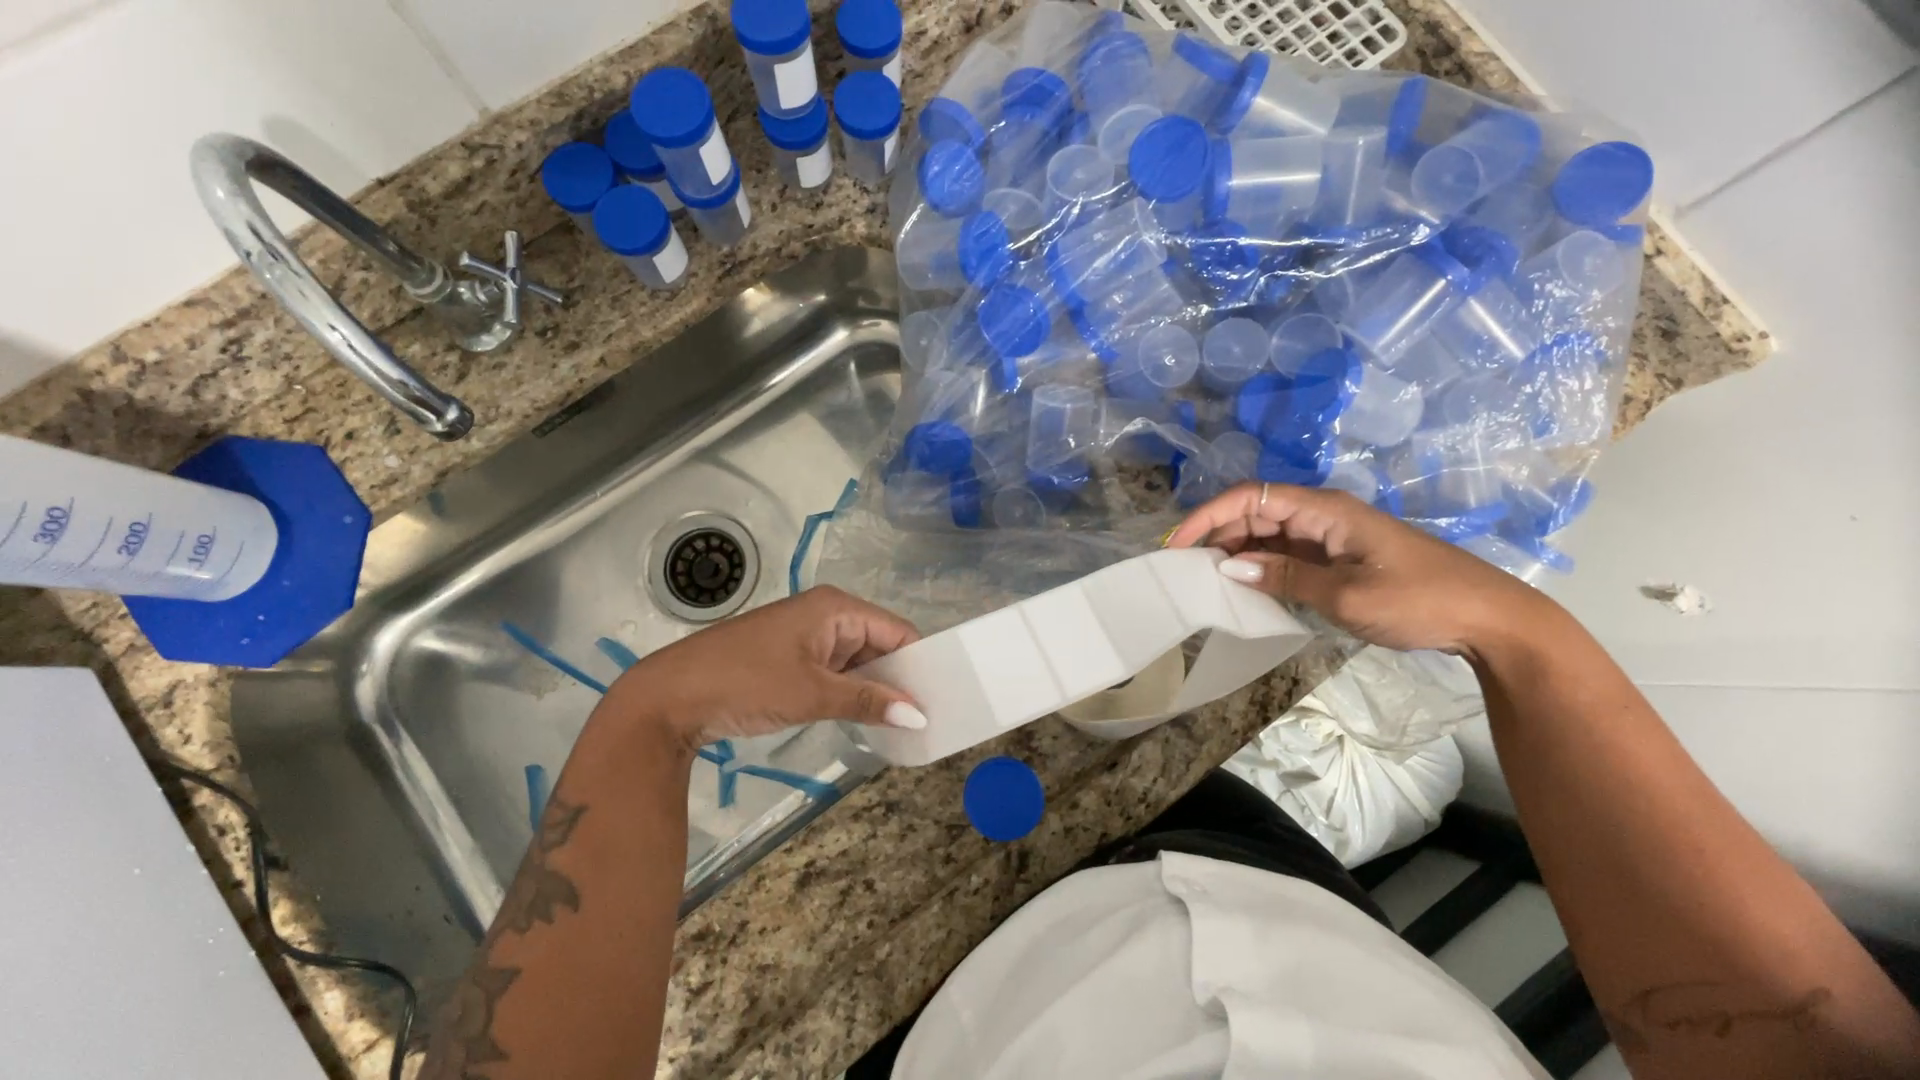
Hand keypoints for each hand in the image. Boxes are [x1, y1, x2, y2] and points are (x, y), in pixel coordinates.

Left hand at [601, 586, 926, 751]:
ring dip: (875, 689)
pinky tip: (869, 720)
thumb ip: (868, 702)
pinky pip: (835, 673)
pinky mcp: (790, 659)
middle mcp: (825, 615)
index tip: (944, 697)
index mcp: (835, 608)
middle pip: (879, 643)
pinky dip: (850, 693)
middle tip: (930, 716)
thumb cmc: (745, 682)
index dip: (920, 662)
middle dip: (900, 678)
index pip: (897, 630)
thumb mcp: (812, 694)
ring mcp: (806, 638)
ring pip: (857, 660)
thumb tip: (918, 715)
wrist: (669, 696)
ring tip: (907, 723)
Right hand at [1166, 482, 1555, 657]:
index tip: (1177, 546)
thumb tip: (1230, 566)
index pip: (1250, 497)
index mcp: (1325, 510)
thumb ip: (1284, 578)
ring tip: (1209, 581)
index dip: (1208, 516)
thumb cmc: (1418, 600)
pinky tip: (1248, 588)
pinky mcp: (1341, 558)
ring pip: (1270, 534)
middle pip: (1255, 512)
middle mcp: (1324, 515)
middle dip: (1217, 535)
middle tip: (1188, 571)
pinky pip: (1289, 554)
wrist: (1488, 618)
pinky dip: (1263, 567)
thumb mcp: (1345, 595)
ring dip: (1238, 552)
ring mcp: (1333, 537)